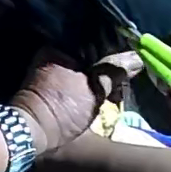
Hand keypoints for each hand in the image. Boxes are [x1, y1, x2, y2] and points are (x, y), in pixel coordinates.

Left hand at [9, 50, 143, 154]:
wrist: (34, 132)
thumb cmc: (63, 108)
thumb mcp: (94, 89)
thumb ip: (114, 71)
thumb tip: (136, 58)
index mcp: (59, 47)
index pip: (94, 38)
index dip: (115, 48)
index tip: (132, 59)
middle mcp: (52, 53)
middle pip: (91, 54)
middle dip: (109, 67)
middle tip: (124, 83)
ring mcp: (51, 68)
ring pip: (86, 67)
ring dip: (102, 78)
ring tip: (115, 94)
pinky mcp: (52, 83)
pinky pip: (78, 77)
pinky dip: (91, 84)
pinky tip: (104, 96)